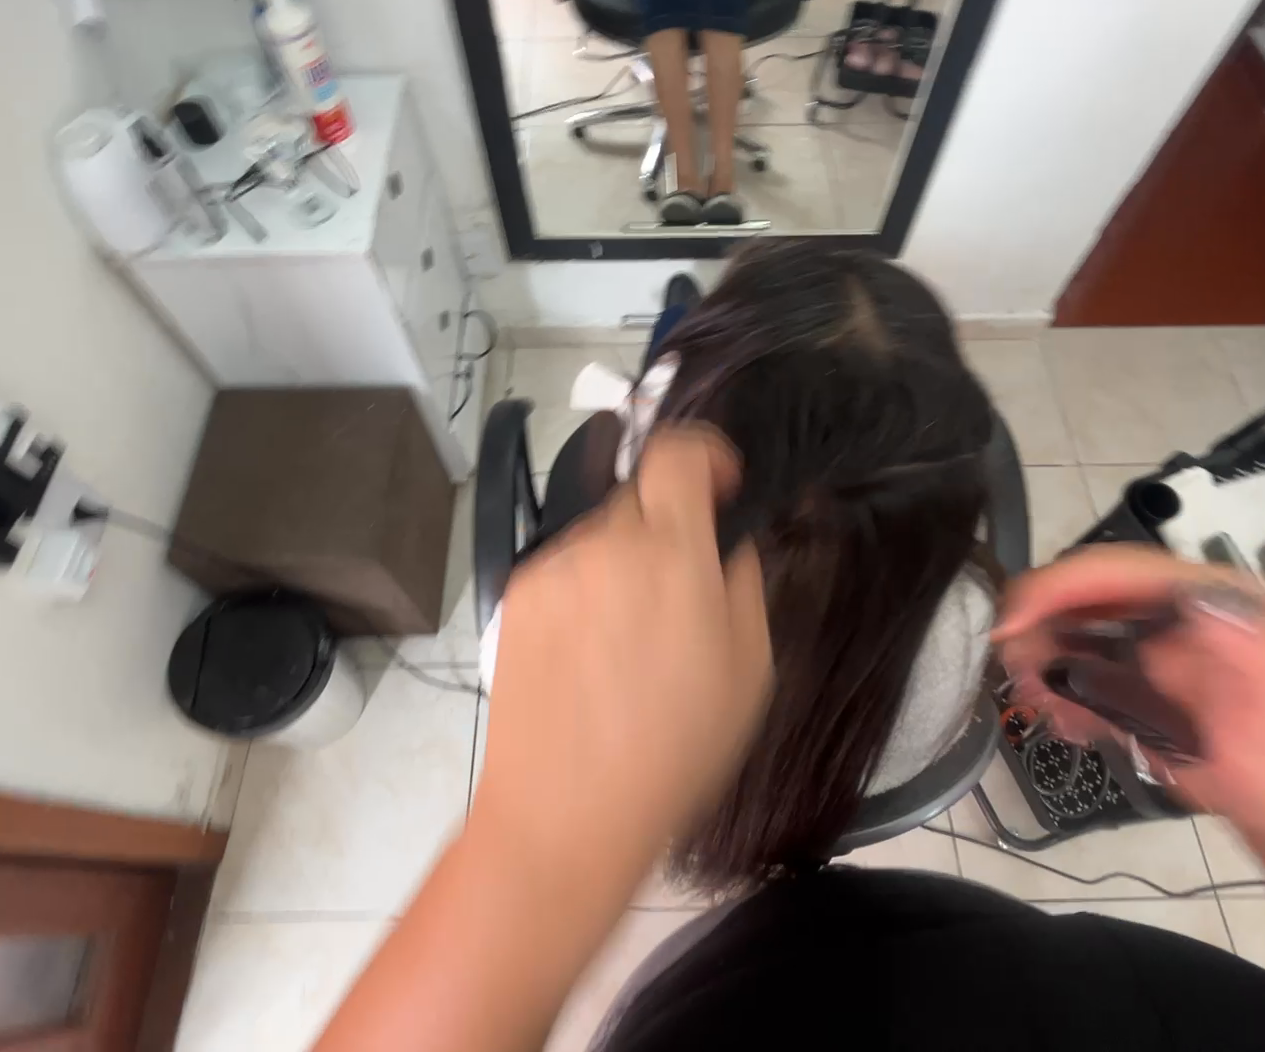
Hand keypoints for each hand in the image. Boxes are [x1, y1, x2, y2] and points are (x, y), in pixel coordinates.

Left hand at [475, 425, 773, 880]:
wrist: (563, 812)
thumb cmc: (673, 750)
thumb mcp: (748, 669)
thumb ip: (740, 582)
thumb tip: (723, 542)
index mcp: (670, 554)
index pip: (678, 452)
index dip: (705, 452)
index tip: (719, 485)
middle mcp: (604, 544)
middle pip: (639, 497)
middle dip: (667, 528)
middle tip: (677, 594)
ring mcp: (552, 569)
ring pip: (600, 536)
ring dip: (623, 563)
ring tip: (628, 641)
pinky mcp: (515, 596)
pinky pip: (564, 570)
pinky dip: (585, 590)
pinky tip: (588, 653)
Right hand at [994, 545, 1264, 850]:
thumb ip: (1257, 650)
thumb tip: (1200, 599)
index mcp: (1214, 597)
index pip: (1119, 570)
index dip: (1057, 587)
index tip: (1011, 626)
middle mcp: (1172, 608)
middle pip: (1080, 593)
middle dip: (1036, 627)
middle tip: (1014, 672)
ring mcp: (1147, 641)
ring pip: (1064, 629)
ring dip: (1038, 662)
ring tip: (1042, 705)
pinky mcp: (1130, 674)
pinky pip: (1071, 667)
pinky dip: (1054, 689)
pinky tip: (1067, 722)